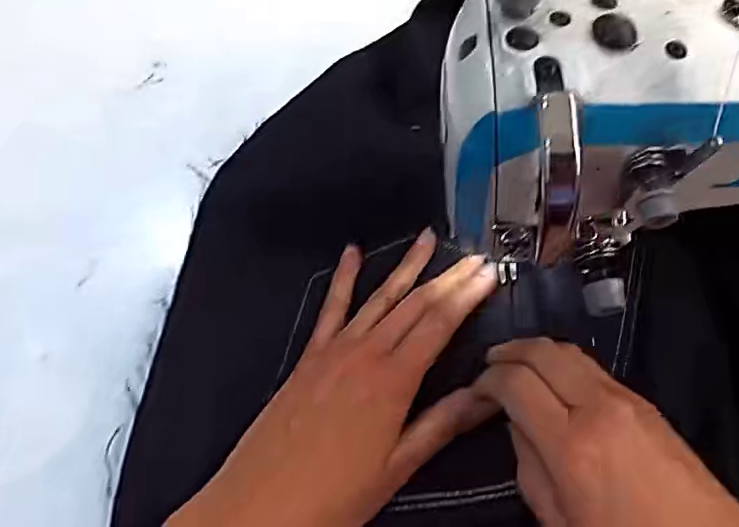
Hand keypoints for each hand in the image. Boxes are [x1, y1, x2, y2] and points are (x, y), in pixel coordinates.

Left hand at [169, 231, 499, 526]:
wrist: (247, 518)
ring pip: (382, 296)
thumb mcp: (395, 469)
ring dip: (409, 264)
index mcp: (392, 381)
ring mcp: (335, 352)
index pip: (442, 321)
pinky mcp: (309, 359)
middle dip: (451, 275)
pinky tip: (351, 254)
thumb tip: (486, 394)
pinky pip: (332, 309)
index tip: (490, 273)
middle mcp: (366, 356)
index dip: (470, 293)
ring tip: (428, 238)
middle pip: (418, 302)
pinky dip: (343, 278)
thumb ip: (442, 424)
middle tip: (476, 256)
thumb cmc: (325, 502)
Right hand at [474, 339, 738, 526]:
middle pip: (548, 353)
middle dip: (514, 349)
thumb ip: (532, 472)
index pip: (520, 384)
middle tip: (490, 359)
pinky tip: (555, 376)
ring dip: (541, 349)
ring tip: (516, 360)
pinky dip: (567, 362)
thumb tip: (518, 427)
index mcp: (572, 444)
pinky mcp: (643, 398)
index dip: (490, 378)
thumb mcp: (561, 522)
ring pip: (574, 352)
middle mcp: (599, 406)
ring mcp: (625, 397)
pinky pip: (595, 368)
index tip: (474, 386)